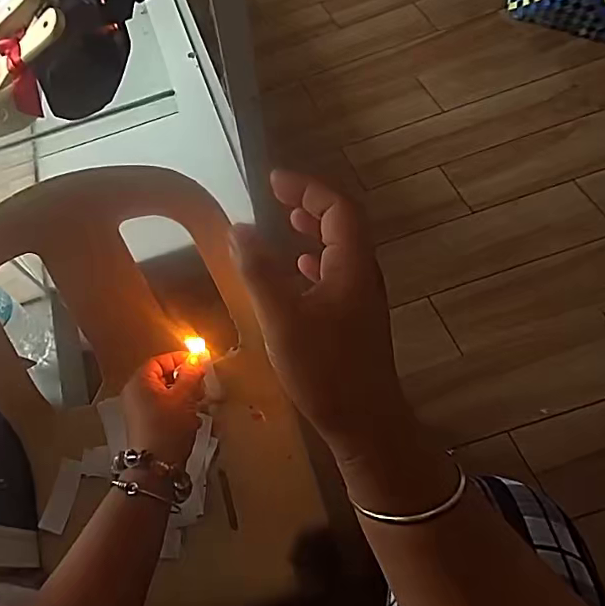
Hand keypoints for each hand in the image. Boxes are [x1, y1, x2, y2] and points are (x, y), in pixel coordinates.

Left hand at [120, 352, 205, 464]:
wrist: (155, 469)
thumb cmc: (169, 427)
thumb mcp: (184, 398)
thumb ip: (191, 375)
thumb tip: (196, 359)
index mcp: (140, 381)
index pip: (160, 360)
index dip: (181, 359)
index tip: (200, 364)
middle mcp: (134, 393)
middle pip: (162, 377)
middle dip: (185, 380)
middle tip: (202, 387)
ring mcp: (137, 411)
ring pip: (165, 395)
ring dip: (185, 397)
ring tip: (200, 405)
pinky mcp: (144, 427)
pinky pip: (163, 410)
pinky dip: (178, 411)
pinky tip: (192, 421)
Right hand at [231, 170, 408, 462]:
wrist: (365, 424)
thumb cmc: (326, 371)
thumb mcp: (283, 320)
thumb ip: (260, 272)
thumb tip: (238, 229)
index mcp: (352, 267)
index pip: (338, 209)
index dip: (307, 188)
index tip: (274, 181)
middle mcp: (363, 275)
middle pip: (343, 224)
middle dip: (311, 203)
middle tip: (278, 196)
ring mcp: (361, 297)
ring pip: (341, 249)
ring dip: (314, 229)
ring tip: (286, 221)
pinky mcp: (355, 318)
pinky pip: (337, 273)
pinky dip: (315, 259)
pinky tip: (298, 270)